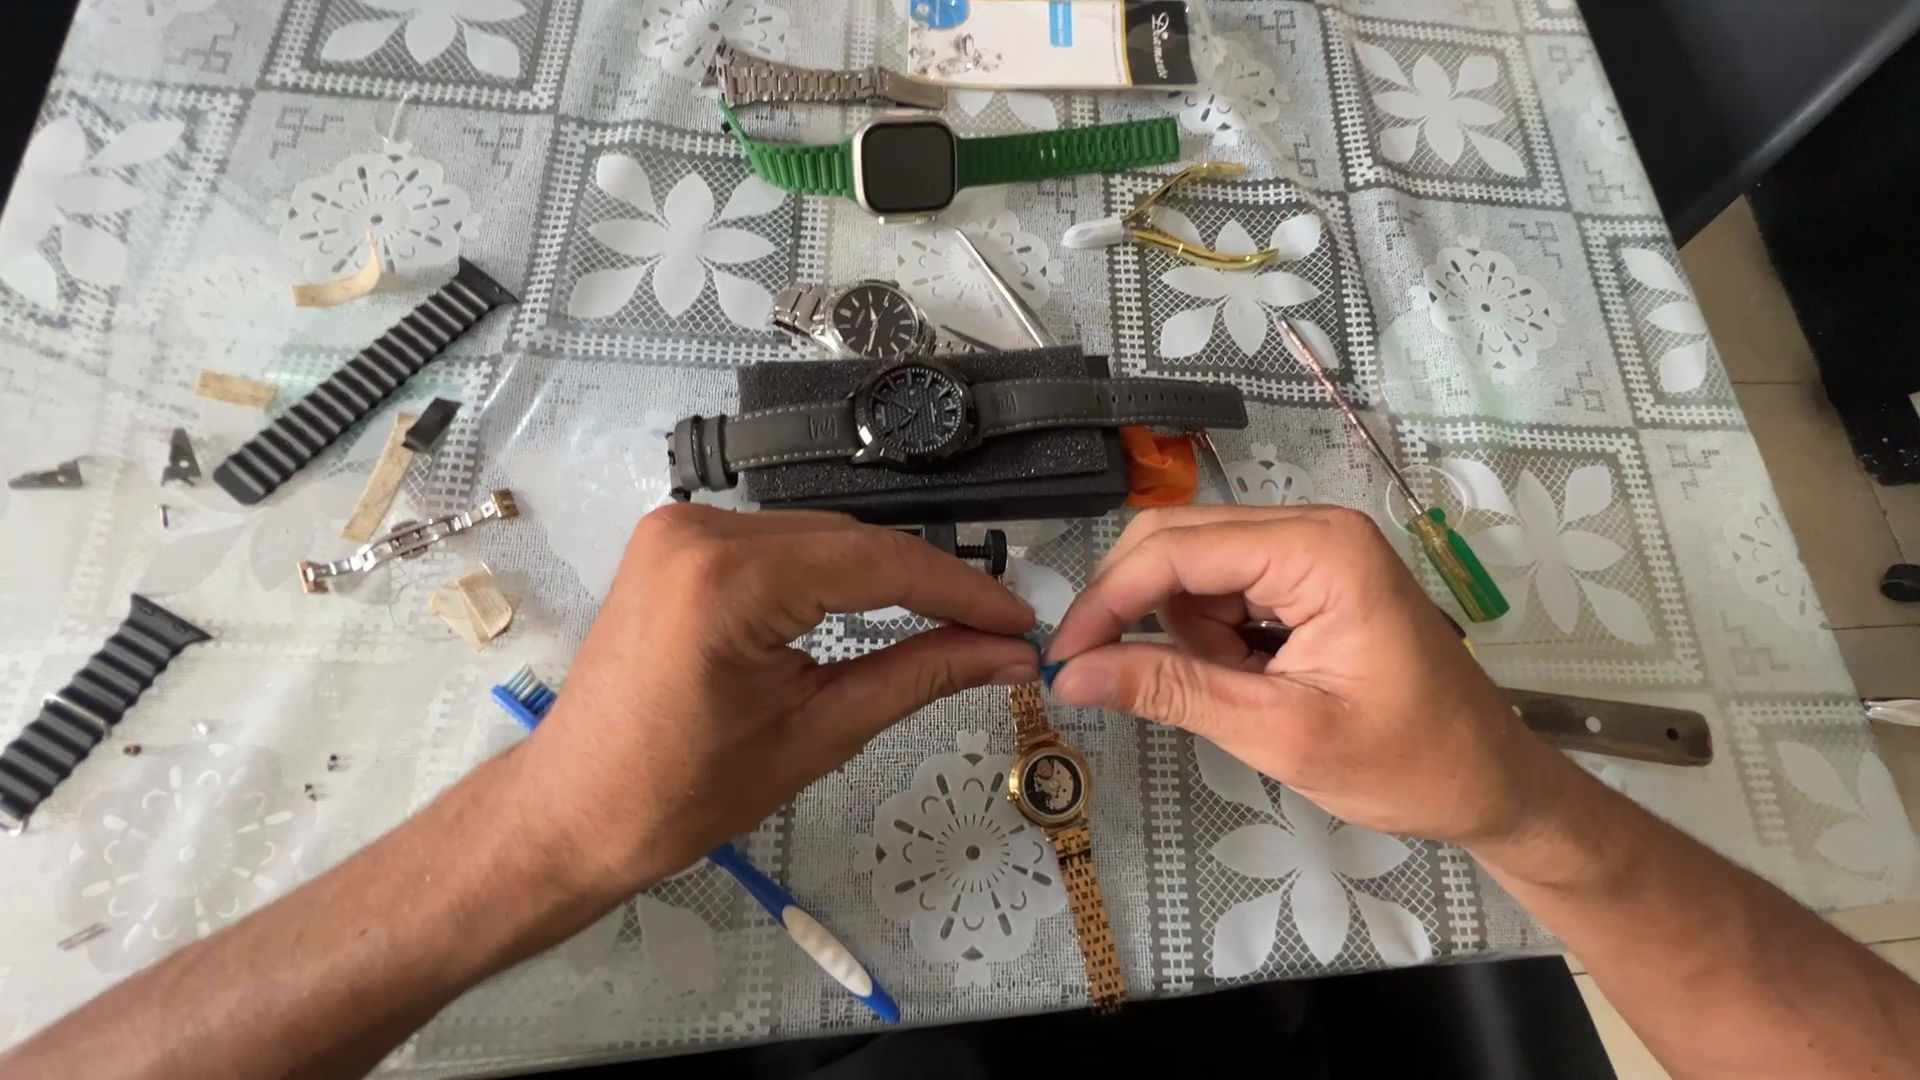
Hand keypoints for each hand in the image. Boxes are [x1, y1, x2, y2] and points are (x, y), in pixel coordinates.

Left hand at [517, 505, 1037, 897]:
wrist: (573, 811)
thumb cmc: (684, 793)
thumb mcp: (819, 732)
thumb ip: (922, 675)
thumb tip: (1007, 654)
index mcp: (730, 579)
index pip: (878, 562)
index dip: (961, 590)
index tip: (1016, 619)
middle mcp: (701, 528)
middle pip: (853, 541)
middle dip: (929, 583)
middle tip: (993, 627)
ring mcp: (683, 526)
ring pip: (823, 536)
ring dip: (887, 574)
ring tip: (949, 617)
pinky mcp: (679, 539)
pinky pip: (784, 541)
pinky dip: (836, 570)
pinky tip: (876, 598)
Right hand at [1044, 506, 1569, 847]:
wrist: (1493, 785)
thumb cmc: (1408, 764)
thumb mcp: (1279, 733)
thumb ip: (1170, 691)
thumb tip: (1073, 676)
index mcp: (1318, 550)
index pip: (1176, 550)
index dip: (1107, 599)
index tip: (1063, 656)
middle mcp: (1308, 527)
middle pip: (1174, 541)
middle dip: (1133, 607)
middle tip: (1104, 670)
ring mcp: (1305, 546)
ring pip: (1188, 566)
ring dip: (1182, 630)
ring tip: (1239, 688)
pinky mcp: (1299, 572)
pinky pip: (1215, 586)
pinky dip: (1207, 633)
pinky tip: (1248, 672)